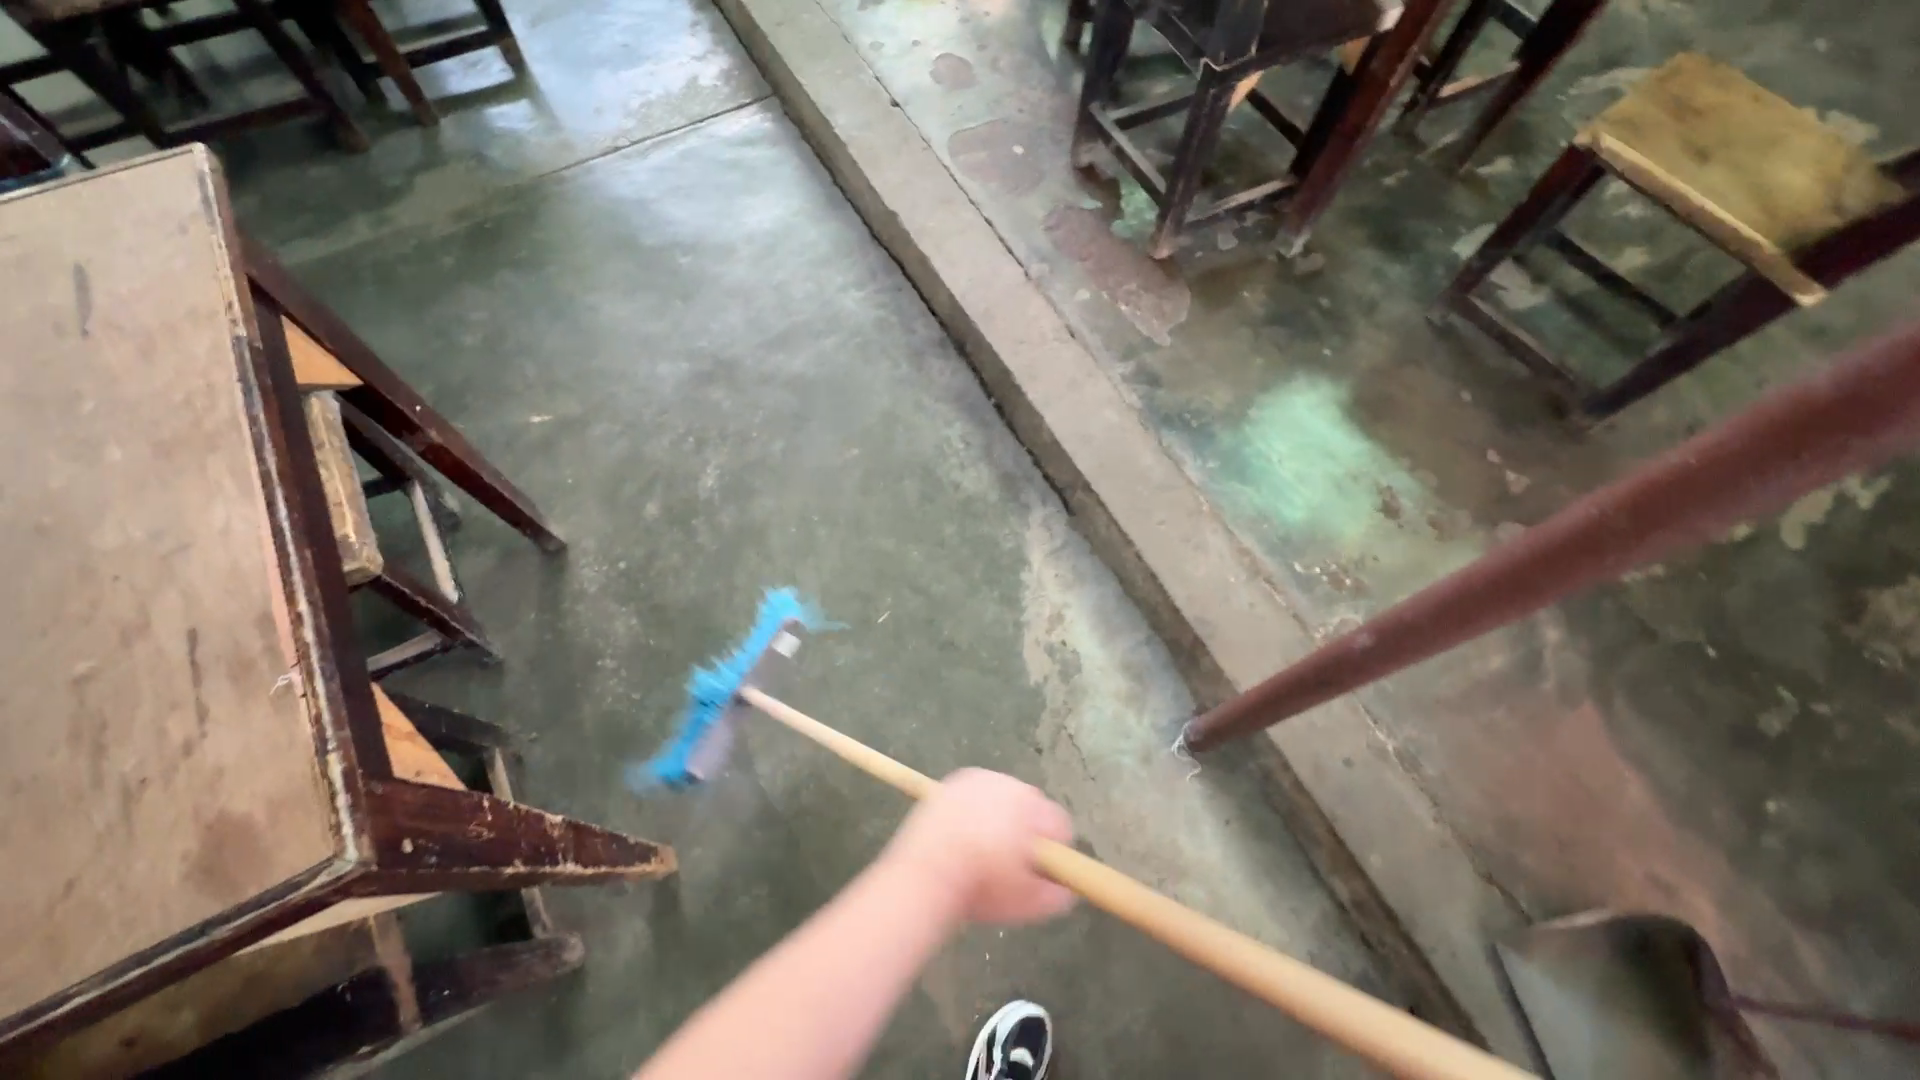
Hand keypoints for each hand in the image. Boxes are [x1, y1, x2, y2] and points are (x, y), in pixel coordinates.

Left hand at [881, 769, 1075, 924]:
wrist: (925, 872)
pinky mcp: (956, 780)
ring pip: (1005, 797)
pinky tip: (967, 832)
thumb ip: (1057, 895)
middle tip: (1010, 859)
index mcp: (1033, 809)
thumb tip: (1065, 888)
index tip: (1041, 869)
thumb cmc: (980, 886)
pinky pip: (978, 793)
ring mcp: (981, 779)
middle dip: (1027, 829)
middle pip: (1033, 807)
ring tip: (985, 846)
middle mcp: (1010, 785)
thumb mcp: (1027, 902)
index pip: (1060, 825)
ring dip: (1002, 816)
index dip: (1054, 850)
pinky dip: (977, 808)